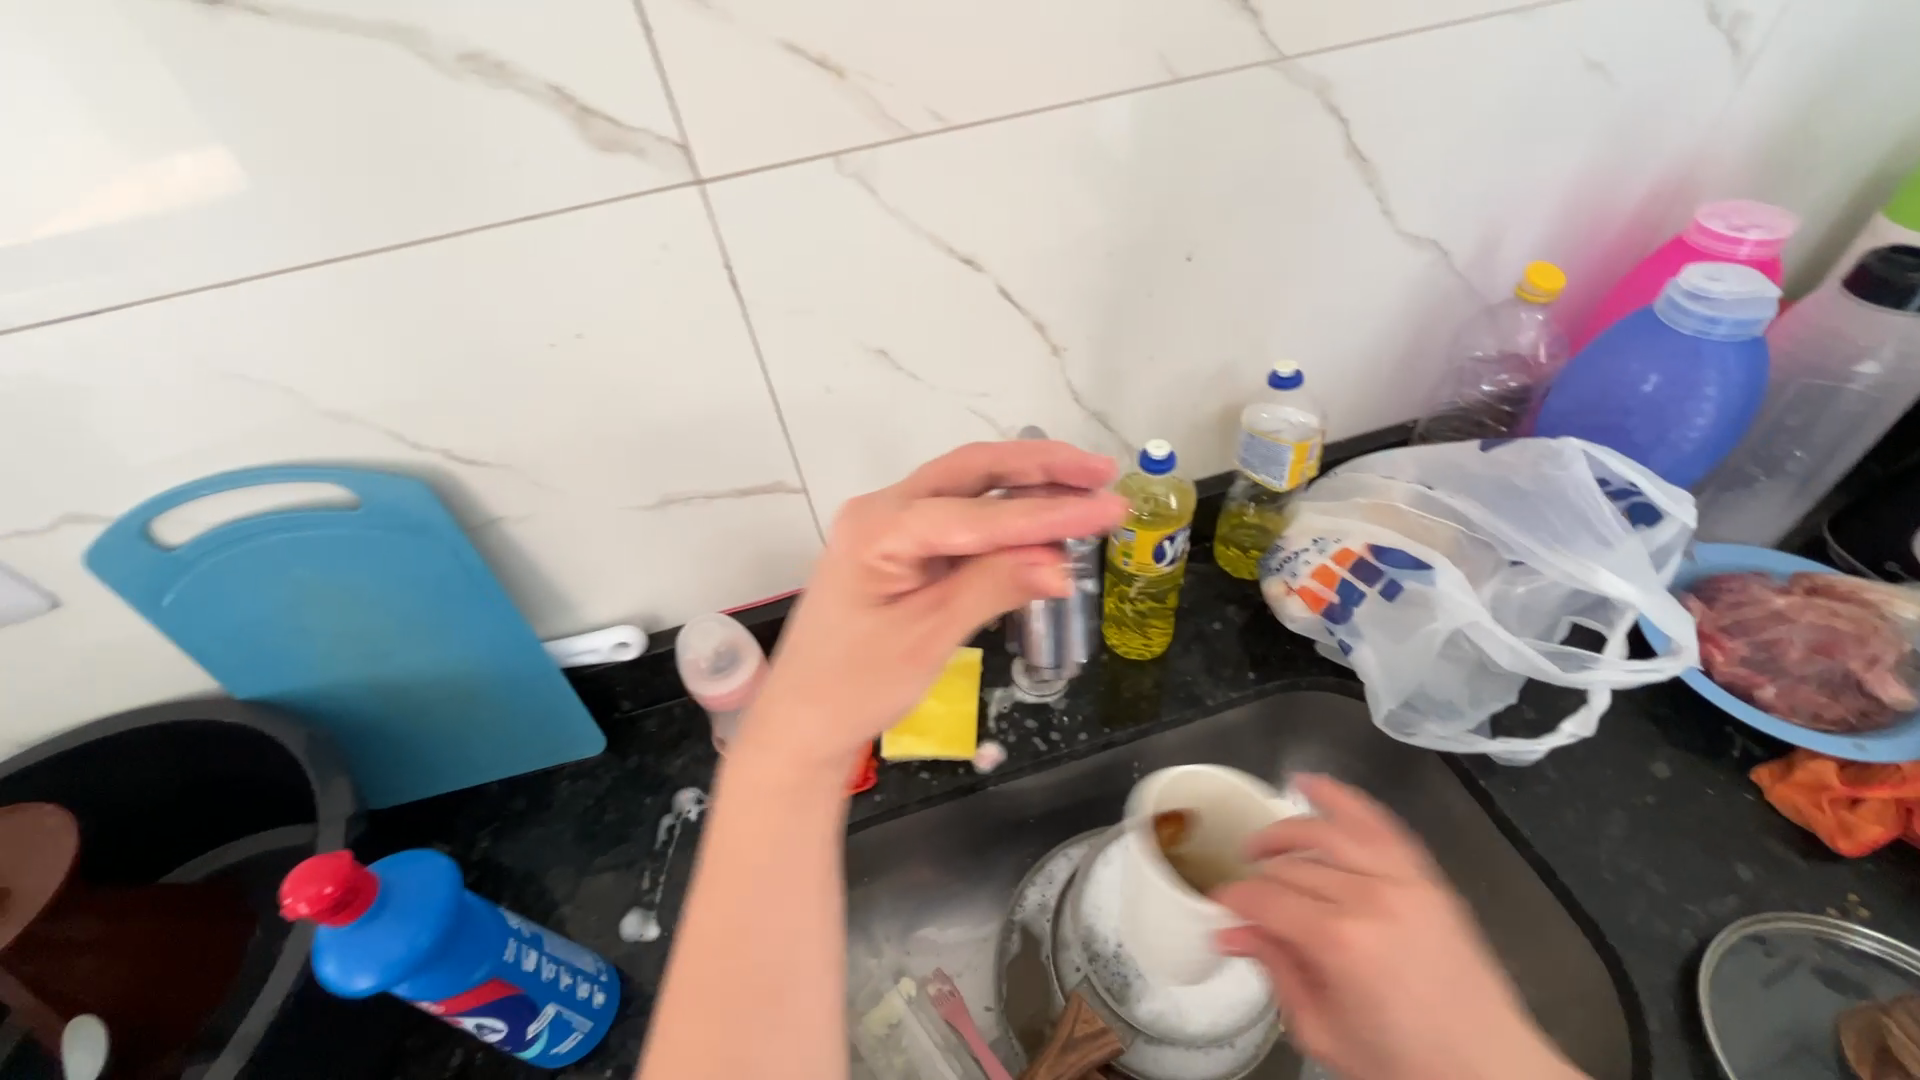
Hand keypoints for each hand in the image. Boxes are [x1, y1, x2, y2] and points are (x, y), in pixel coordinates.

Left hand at [734, 441, 1126, 776]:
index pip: (978, 513)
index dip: (1048, 512)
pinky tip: (1044, 525)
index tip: (1108, 508)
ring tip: (1087, 490)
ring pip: (968, 490)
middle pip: (972, 472)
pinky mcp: (902, 549)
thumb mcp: (927, 637)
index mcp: (879, 527)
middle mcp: (882, 510)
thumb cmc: (854, 685)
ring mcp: (890, 526)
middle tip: (1101, 472)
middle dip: (1040, 468)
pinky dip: (1005, 520)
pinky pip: (960, 521)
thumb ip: (992, 588)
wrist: (803, 721)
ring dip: (1027, 488)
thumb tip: (1062, 563)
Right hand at [1214, 775, 1582, 1079]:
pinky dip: (1341, 798)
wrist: (1491, 1071)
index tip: (1219, 906)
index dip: (1233, 899)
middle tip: (1247, 897)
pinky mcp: (1427, 877)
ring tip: (1263, 845)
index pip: (1264, 898)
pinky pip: (1378, 823)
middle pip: (1291, 867)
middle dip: (1257, 878)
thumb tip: (1228, 932)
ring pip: (1325, 832)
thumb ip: (1274, 970)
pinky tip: (1311, 784)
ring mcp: (1403, 881)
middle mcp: (1369, 898)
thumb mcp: (1321, 1031)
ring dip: (1285, 831)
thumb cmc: (1403, 1064)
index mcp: (1338, 942)